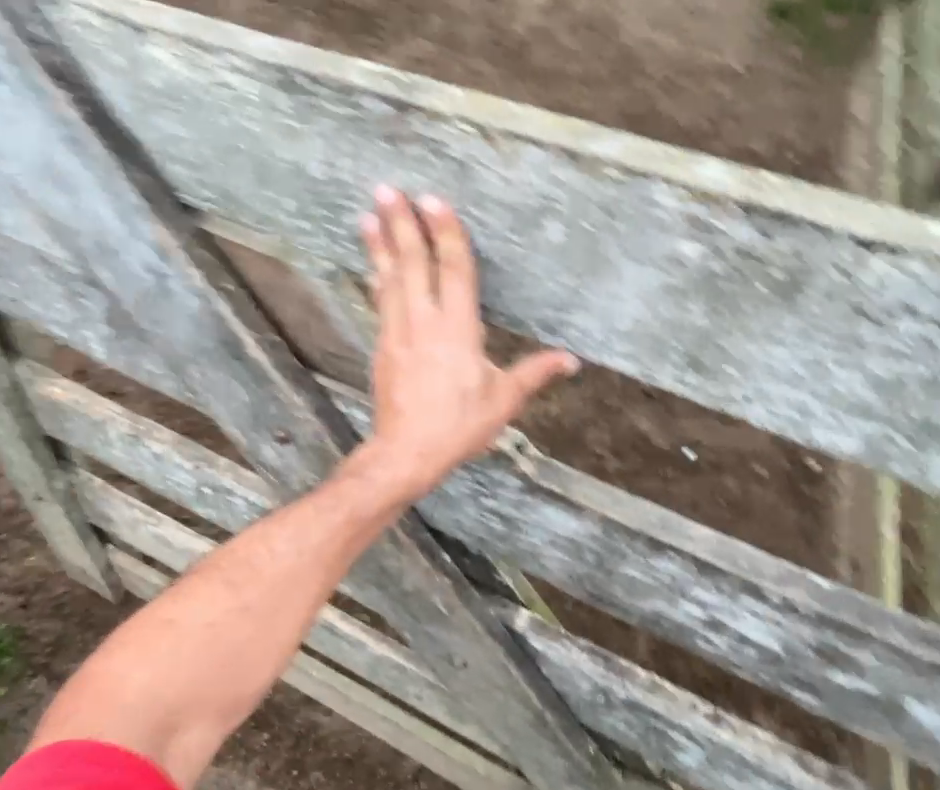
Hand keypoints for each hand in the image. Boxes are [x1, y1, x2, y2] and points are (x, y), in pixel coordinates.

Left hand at [354, 185, 576, 501]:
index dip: (445, 230)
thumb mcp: (503, 400)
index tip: (432, 199)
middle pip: (412, 262)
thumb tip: (570, 361)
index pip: (454, 267)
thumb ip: (534, 373)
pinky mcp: (382, 349)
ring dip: (379, 244)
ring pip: (389, 279)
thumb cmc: (457, 427)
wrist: (406, 452)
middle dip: (400, 223)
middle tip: (386, 188)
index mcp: (459, 328)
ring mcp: (398, 334)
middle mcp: (424, 322)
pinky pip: (380, 303)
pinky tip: (373, 266)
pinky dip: (376, 279)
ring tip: (369, 214)